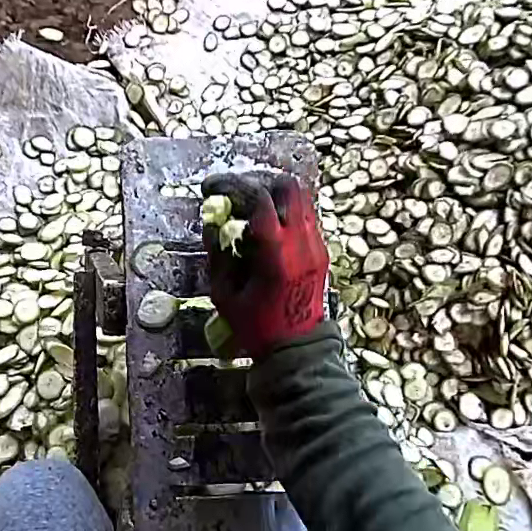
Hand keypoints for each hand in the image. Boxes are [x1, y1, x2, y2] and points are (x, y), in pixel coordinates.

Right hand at [201, 172, 329, 355]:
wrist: (297, 349)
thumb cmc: (256, 326)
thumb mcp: (224, 295)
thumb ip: (218, 255)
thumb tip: (212, 224)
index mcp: (277, 254)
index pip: (259, 198)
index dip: (231, 186)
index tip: (210, 189)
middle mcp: (302, 243)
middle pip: (287, 187)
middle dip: (255, 181)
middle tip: (231, 193)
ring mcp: (316, 245)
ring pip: (300, 198)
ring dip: (271, 195)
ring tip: (245, 209)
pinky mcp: (321, 251)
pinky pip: (304, 216)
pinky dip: (282, 211)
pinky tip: (262, 228)